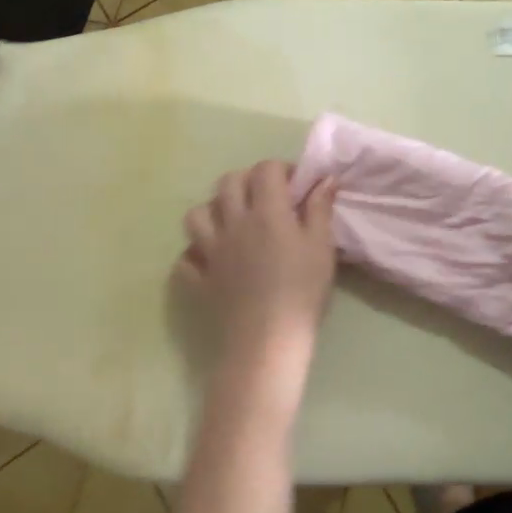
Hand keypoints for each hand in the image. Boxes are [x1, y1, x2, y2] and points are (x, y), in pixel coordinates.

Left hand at [179, 161, 339, 352]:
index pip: (265, 170)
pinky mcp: (197, 279)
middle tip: (267, 198)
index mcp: (266, 211)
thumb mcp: (322, 247)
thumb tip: (324, 179)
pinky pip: (186, 257)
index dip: (281, 169)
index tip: (297, 185)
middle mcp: (232, 222)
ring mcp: (210, 250)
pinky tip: (212, 259)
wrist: (266, 343)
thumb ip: (320, 209)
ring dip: (215, 210)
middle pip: (229, 182)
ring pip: (197, 213)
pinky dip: (196, 253)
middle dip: (248, 181)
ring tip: (233, 223)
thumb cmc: (302, 292)